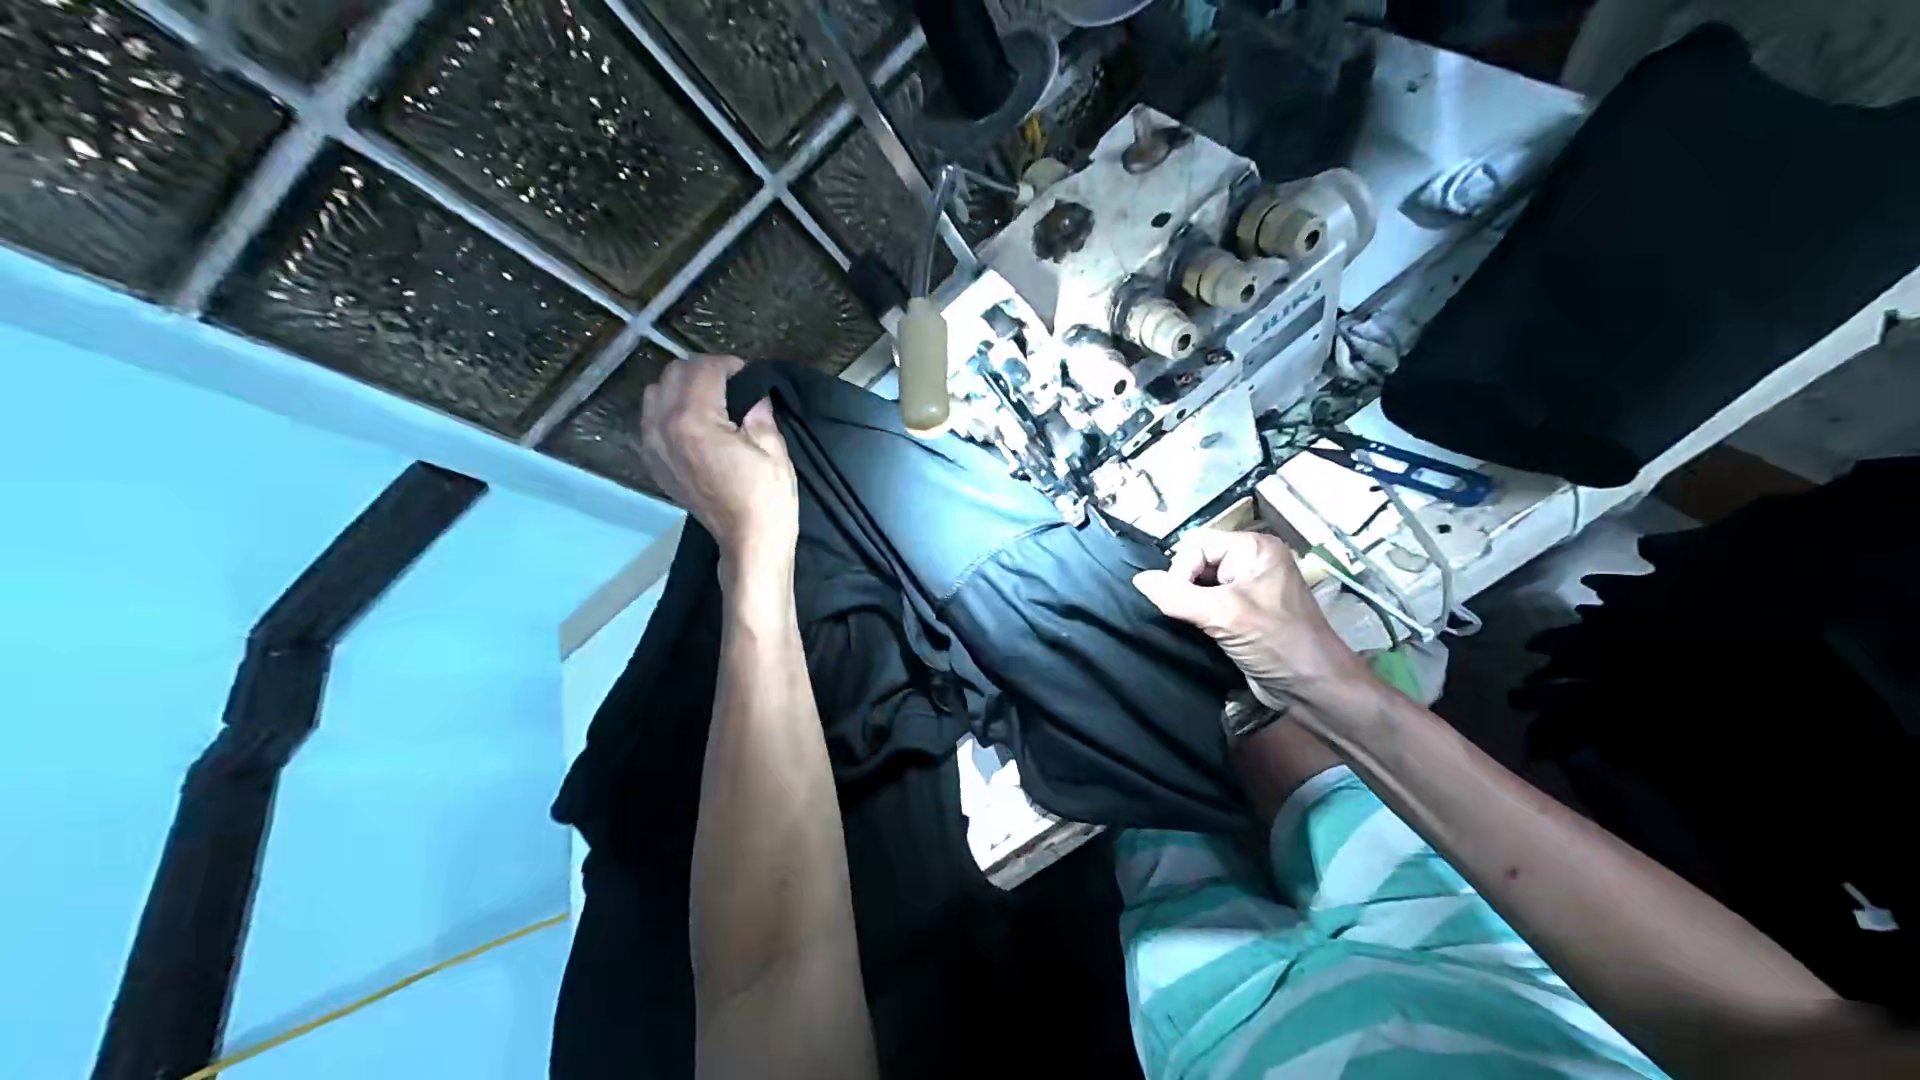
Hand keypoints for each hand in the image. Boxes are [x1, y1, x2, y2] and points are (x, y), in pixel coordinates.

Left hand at [640, 354, 797, 586]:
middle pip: (673, 375)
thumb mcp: (773, 447)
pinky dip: (668, 411)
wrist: (748, 542)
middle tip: (731, 383)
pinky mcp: (654, 463)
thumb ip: (758, 409)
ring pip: (654, 394)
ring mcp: (653, 447)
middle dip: (703, 371)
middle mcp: (663, 428)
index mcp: (694, 421)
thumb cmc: (766, 497)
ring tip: (710, 400)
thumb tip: (753, 390)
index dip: (729, 365)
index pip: (703, 370)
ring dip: (681, 388)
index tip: (747, 374)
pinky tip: (693, 423)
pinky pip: (650, 421)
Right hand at [1133, 530, 1371, 717]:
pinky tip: (1197, 632)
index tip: (1181, 605)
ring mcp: (1248, 588)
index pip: (1196, 547)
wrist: (1313, 689)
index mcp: (1255, 548)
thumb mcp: (1224, 615)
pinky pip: (1206, 604)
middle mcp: (1251, 562)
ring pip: (1198, 586)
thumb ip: (1176, 596)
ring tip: (1193, 626)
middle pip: (1195, 564)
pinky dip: (1196, 617)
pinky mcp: (1243, 613)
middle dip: (1184, 589)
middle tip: (1190, 617)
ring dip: (1189, 606)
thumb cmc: (1277, 644)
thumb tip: (1138, 581)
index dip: (1181, 573)